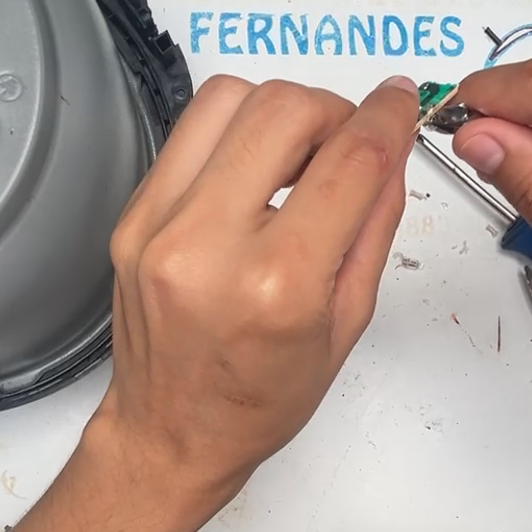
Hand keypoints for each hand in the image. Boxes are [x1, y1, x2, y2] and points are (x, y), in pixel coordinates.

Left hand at [86, 74, 418, 513]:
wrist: (172, 434)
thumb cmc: (260, 402)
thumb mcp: (346, 326)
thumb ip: (374, 227)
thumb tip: (390, 151)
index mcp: (280, 286)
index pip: (351, 161)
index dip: (389, 118)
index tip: (400, 104)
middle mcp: (210, 246)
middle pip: (285, 108)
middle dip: (335, 111)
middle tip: (347, 145)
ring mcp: (158, 227)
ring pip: (229, 98)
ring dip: (280, 113)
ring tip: (297, 159)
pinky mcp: (131, 218)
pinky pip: (189, 133)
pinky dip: (234, 135)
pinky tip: (251, 177)